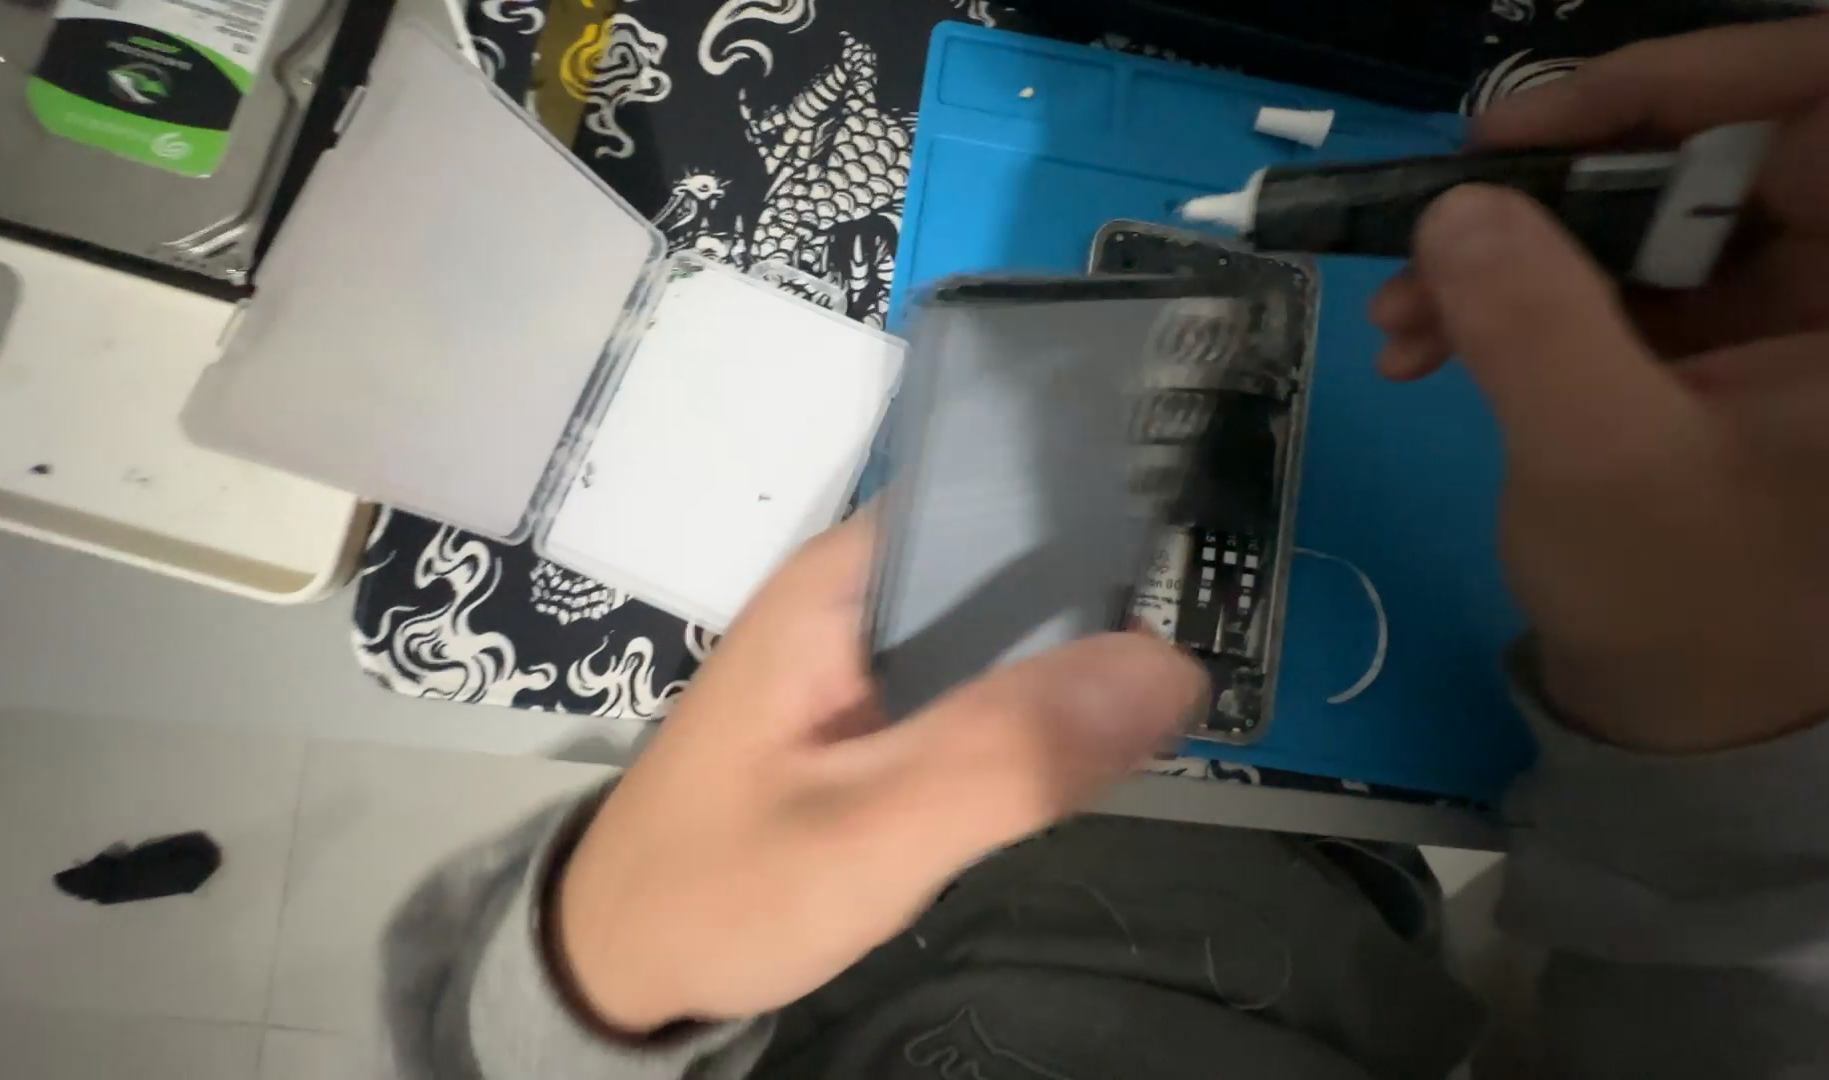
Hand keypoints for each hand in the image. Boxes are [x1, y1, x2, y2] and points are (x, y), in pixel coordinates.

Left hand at [555, 514, 1203, 1033]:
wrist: (628, 951)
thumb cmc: (720, 884)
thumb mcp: (867, 830)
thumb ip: (1006, 753)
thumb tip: (1167, 669)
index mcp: (845, 578)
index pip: (988, 498)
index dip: (1091, 513)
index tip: (1188, 551)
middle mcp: (858, 591)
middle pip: (1003, 559)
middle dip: (1097, 592)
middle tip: (1200, 631)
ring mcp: (867, 648)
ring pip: (997, 622)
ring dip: (1071, 649)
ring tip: (1169, 678)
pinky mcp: (876, 700)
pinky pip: (976, 676)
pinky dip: (1030, 697)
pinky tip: (1085, 727)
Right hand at [1369, 14, 1828, 752]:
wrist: (1678, 691)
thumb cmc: (1675, 592)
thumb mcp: (1600, 457)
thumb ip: (1530, 324)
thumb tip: (1449, 207)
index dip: (1672, 86)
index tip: (1512, 134)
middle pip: (1699, 163)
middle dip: (1533, 205)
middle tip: (1418, 250)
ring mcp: (1772, 309)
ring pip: (1623, 228)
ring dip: (1493, 265)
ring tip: (1398, 326)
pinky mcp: (1695, 346)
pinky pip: (1591, 286)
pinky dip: (1498, 306)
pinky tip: (1424, 348)